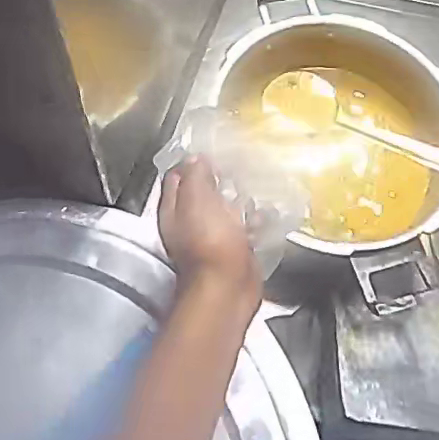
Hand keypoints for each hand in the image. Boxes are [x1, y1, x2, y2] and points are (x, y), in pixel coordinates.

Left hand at [157, 157, 260, 300]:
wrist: (228, 286)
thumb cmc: (210, 240)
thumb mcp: (197, 200)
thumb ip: (195, 177)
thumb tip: (196, 159)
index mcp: (174, 210)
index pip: (177, 177)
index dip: (192, 163)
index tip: (213, 153)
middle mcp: (189, 223)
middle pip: (201, 193)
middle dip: (217, 179)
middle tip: (236, 166)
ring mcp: (212, 237)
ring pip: (224, 210)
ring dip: (238, 199)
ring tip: (254, 185)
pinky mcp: (233, 249)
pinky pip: (242, 228)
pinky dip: (253, 220)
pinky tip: (264, 213)